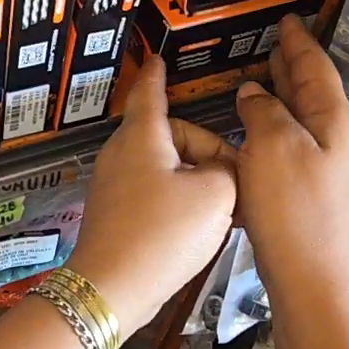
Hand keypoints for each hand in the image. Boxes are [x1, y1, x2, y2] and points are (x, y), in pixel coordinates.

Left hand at [70, 56, 237, 335]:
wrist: (112, 288)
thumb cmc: (162, 234)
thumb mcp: (215, 195)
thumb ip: (229, 170)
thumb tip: (221, 169)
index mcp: (143, 136)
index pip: (151, 93)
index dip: (159, 76)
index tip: (159, 61)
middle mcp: (122, 154)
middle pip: (170, 136)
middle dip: (206, 152)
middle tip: (235, 183)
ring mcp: (114, 185)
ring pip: (165, 168)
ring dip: (196, 182)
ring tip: (223, 211)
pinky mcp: (115, 213)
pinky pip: (154, 193)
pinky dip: (179, 202)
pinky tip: (198, 230)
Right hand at [234, 15, 348, 288]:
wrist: (308, 271)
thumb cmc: (292, 206)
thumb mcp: (274, 146)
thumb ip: (264, 112)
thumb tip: (254, 94)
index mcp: (334, 121)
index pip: (315, 69)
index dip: (299, 44)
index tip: (287, 20)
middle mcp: (334, 139)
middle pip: (313, 91)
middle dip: (294, 65)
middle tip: (275, 42)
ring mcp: (323, 166)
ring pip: (300, 116)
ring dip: (281, 93)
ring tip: (262, 75)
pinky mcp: (305, 189)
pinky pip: (288, 140)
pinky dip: (271, 123)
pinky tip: (253, 127)